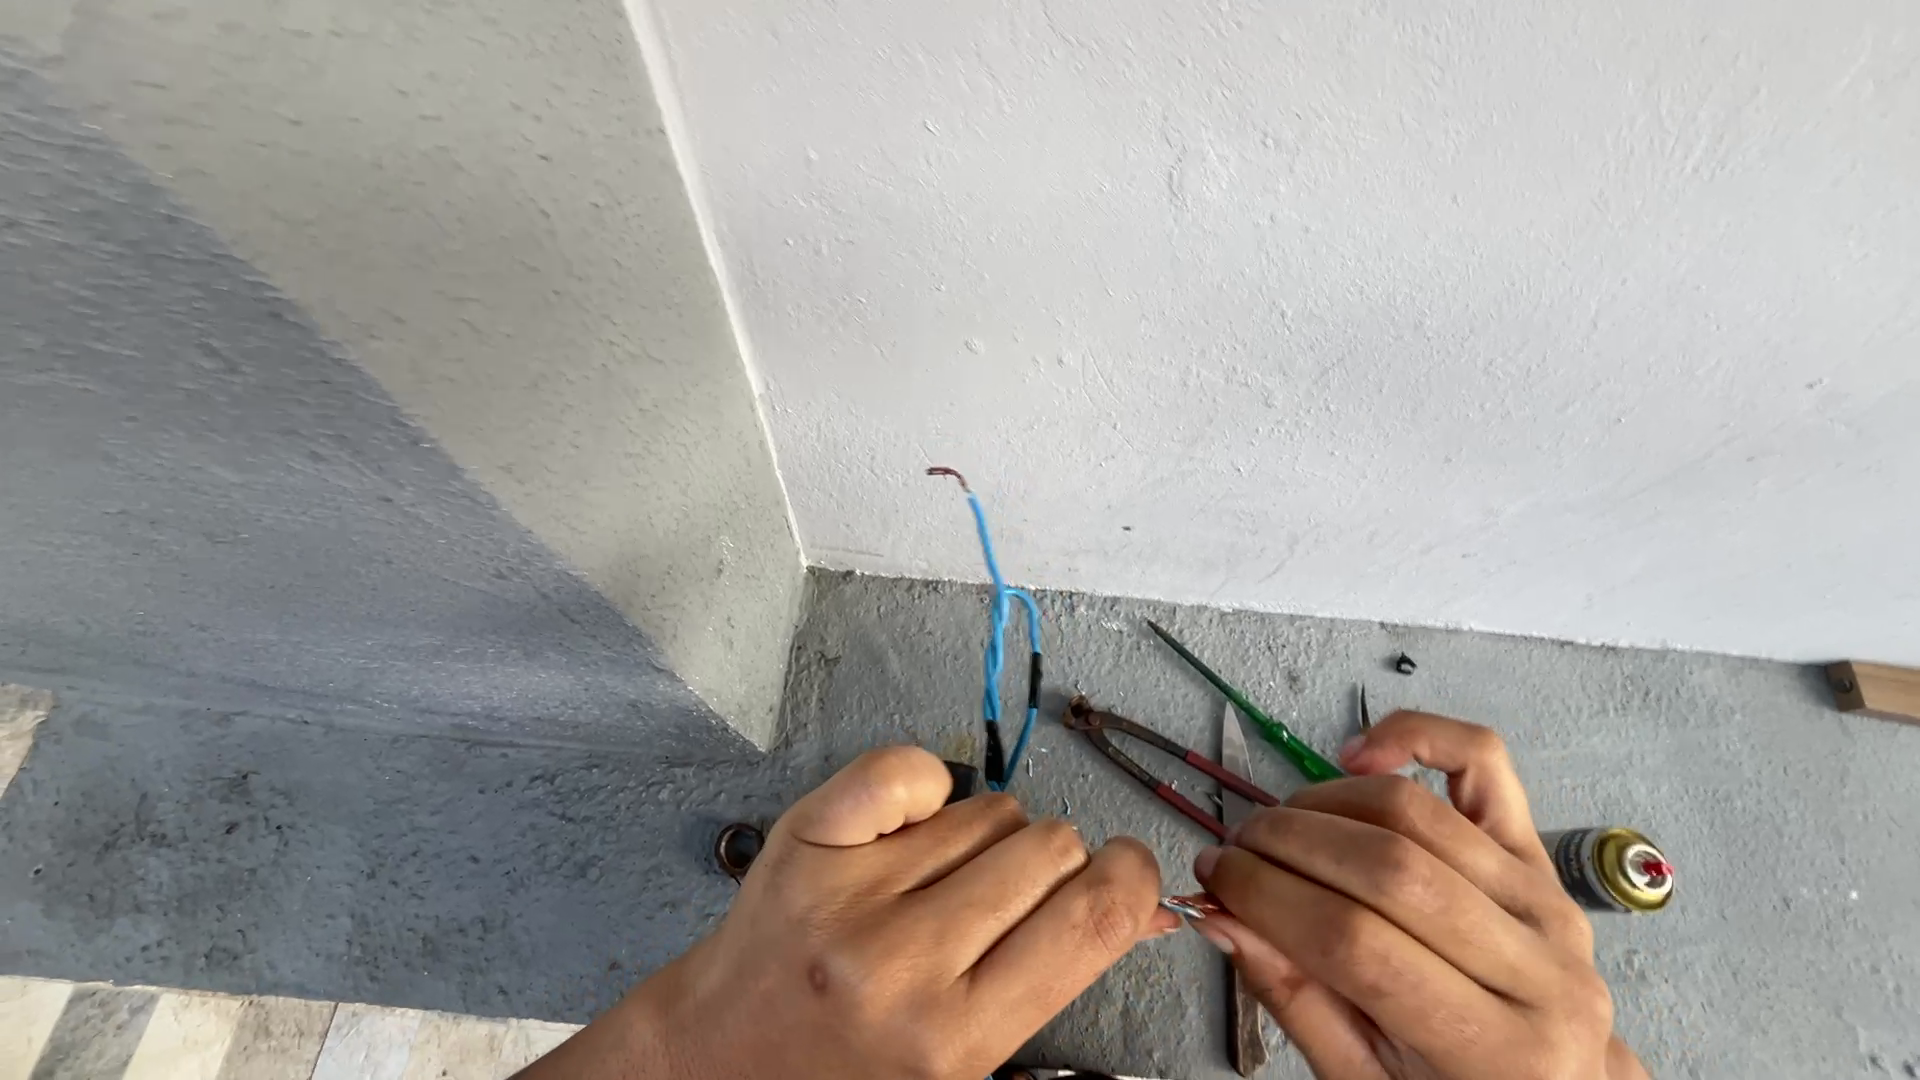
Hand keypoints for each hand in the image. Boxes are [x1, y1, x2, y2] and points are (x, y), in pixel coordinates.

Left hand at [521, 746, 1175, 1079]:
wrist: (720, 1060)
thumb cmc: (857, 1069)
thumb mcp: (967, 1058)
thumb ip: (1052, 974)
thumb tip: (1147, 904)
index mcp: (957, 1037)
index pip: (1092, 920)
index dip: (1132, 877)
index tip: (1126, 868)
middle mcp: (903, 960)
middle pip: (1046, 846)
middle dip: (1049, 860)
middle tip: (1006, 893)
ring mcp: (848, 890)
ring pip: (986, 809)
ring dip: (985, 834)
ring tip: (941, 878)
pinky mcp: (806, 837)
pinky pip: (906, 767)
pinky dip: (925, 783)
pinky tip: (909, 822)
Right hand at [1191, 712, 1648, 1079]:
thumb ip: (1291, 997)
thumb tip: (1216, 915)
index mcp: (1500, 1050)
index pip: (1355, 942)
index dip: (1263, 896)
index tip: (1210, 879)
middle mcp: (1539, 965)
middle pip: (1384, 865)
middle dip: (1280, 844)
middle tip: (1232, 851)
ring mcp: (1545, 896)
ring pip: (1410, 809)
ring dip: (1317, 803)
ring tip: (1276, 828)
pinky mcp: (1535, 850)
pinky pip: (1481, 760)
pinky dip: (1412, 734)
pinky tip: (1353, 753)